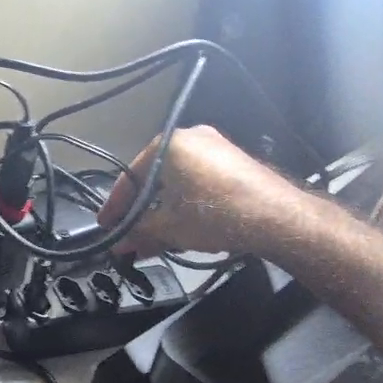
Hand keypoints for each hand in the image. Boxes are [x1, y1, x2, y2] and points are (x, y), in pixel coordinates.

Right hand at [97, 125, 303, 256]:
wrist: (277, 217)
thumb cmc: (214, 215)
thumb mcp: (168, 227)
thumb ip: (137, 232)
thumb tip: (116, 246)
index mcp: (169, 144)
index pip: (130, 177)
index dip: (115, 207)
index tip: (106, 227)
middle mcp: (191, 137)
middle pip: (154, 179)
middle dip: (141, 212)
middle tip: (130, 236)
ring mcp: (215, 147)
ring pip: (176, 182)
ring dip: (162, 211)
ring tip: (155, 239)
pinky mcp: (233, 163)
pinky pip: (197, 182)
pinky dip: (185, 203)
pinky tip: (182, 227)